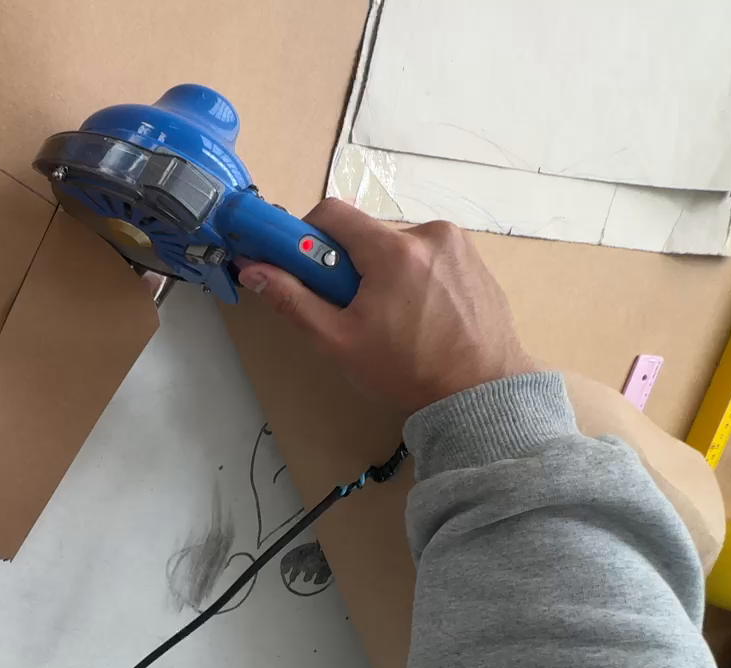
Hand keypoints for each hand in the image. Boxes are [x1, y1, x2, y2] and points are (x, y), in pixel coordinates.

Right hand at [235, 198, 536, 412]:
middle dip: (343, 264)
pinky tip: (410, 315)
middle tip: (343, 309)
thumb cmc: (402, 369)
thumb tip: (252, 270)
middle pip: (363, 234)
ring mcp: (457, 243)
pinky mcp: (473, 258)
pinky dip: (405, 277)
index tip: (297, 266)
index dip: (303, 235)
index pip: (332, 213)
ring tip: (382, 317)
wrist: (478, 390)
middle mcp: (429, 233)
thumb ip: (291, 299)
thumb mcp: (335, 339)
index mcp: (392, 249)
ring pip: (392, 246)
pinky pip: (422, 255)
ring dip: (375, 272)